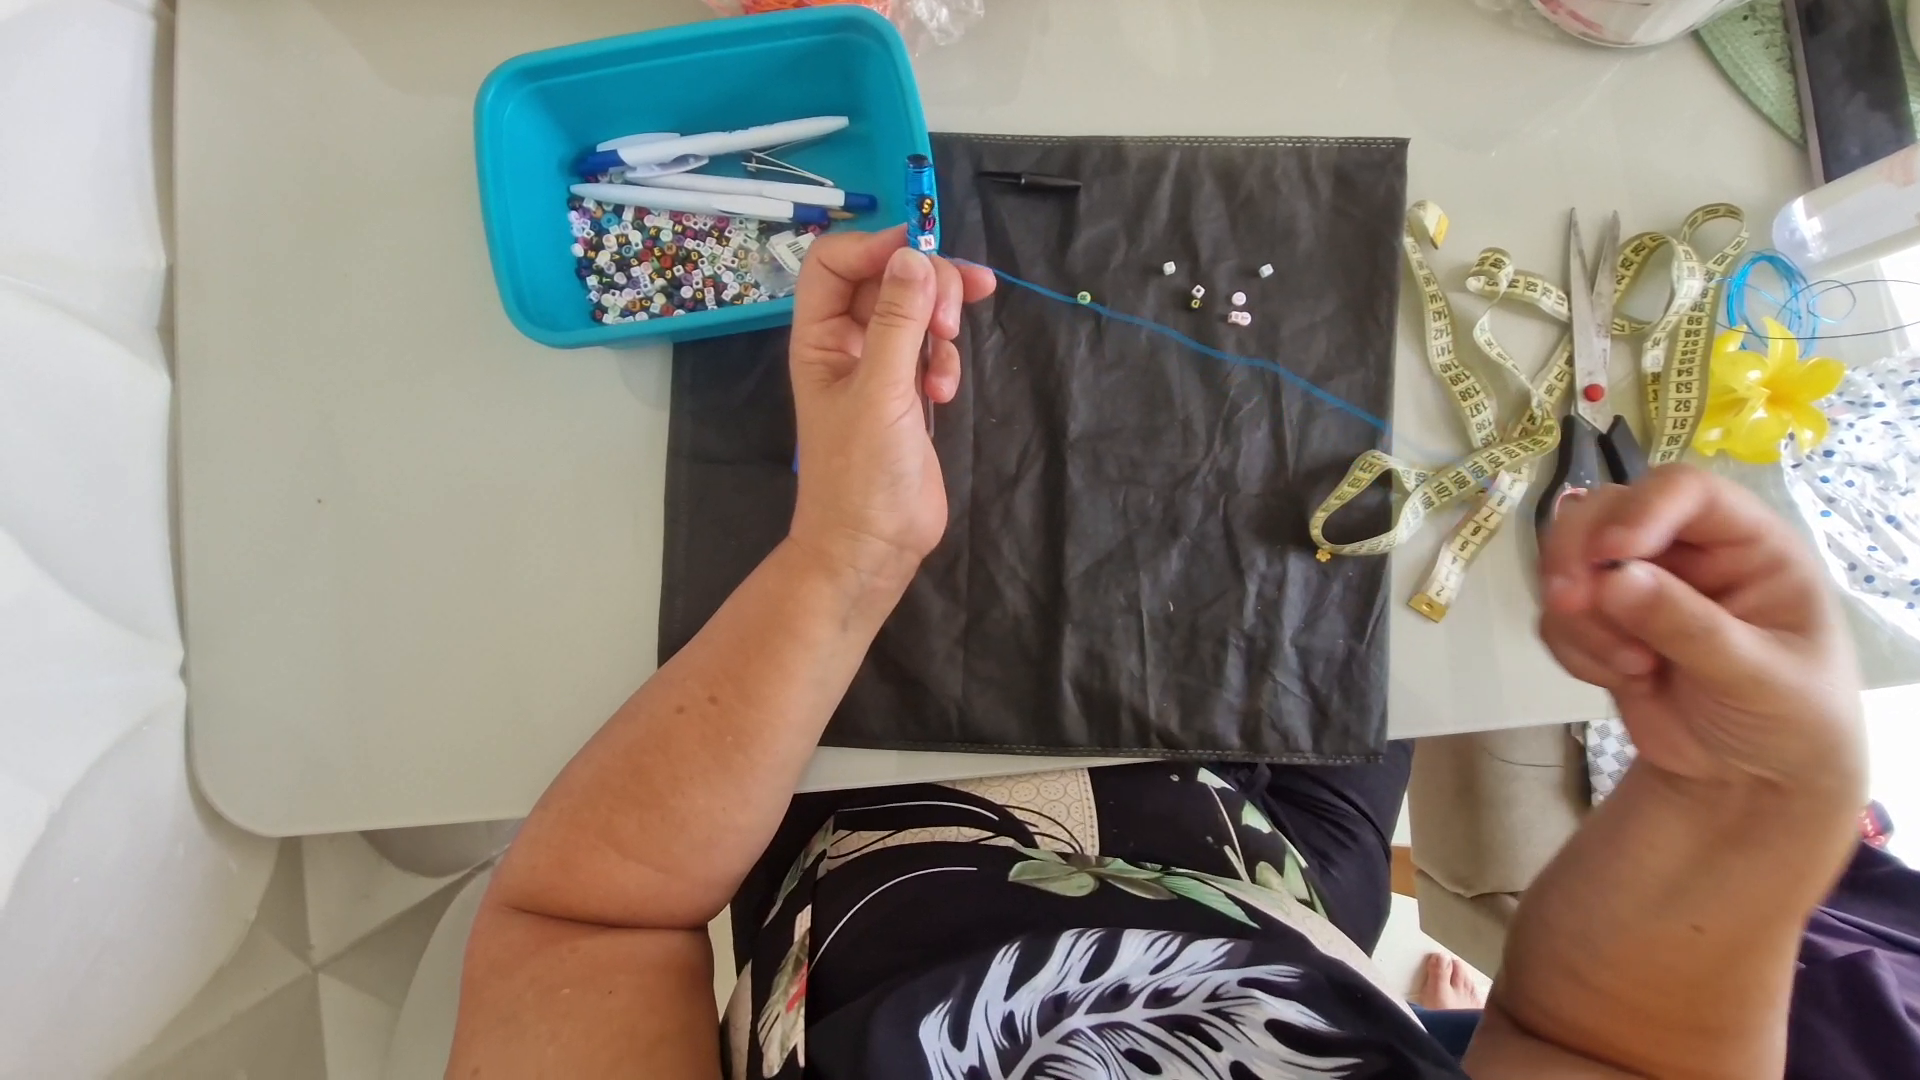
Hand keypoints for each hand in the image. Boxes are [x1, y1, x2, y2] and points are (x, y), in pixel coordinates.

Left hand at [786, 227, 995, 586]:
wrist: (875, 544)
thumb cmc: (862, 473)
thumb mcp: (880, 393)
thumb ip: (898, 323)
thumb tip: (915, 257)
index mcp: (820, 337)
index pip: (837, 261)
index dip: (878, 247)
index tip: (927, 253)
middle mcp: (848, 344)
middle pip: (888, 279)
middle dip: (928, 287)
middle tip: (953, 316)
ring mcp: (882, 368)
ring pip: (918, 311)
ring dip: (942, 327)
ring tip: (944, 369)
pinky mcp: (910, 393)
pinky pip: (933, 351)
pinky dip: (946, 363)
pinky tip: (945, 395)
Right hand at [1538, 465, 1864, 801]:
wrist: (1744, 777)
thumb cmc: (1788, 720)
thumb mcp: (1757, 676)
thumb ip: (1686, 625)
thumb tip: (1612, 577)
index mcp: (1745, 546)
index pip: (1684, 491)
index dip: (1640, 509)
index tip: (1611, 554)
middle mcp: (1683, 553)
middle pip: (1601, 513)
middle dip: (1575, 559)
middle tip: (1568, 604)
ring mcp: (1632, 585)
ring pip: (1565, 564)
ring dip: (1578, 619)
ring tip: (1630, 669)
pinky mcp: (1595, 620)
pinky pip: (1554, 616)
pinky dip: (1571, 649)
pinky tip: (1616, 679)